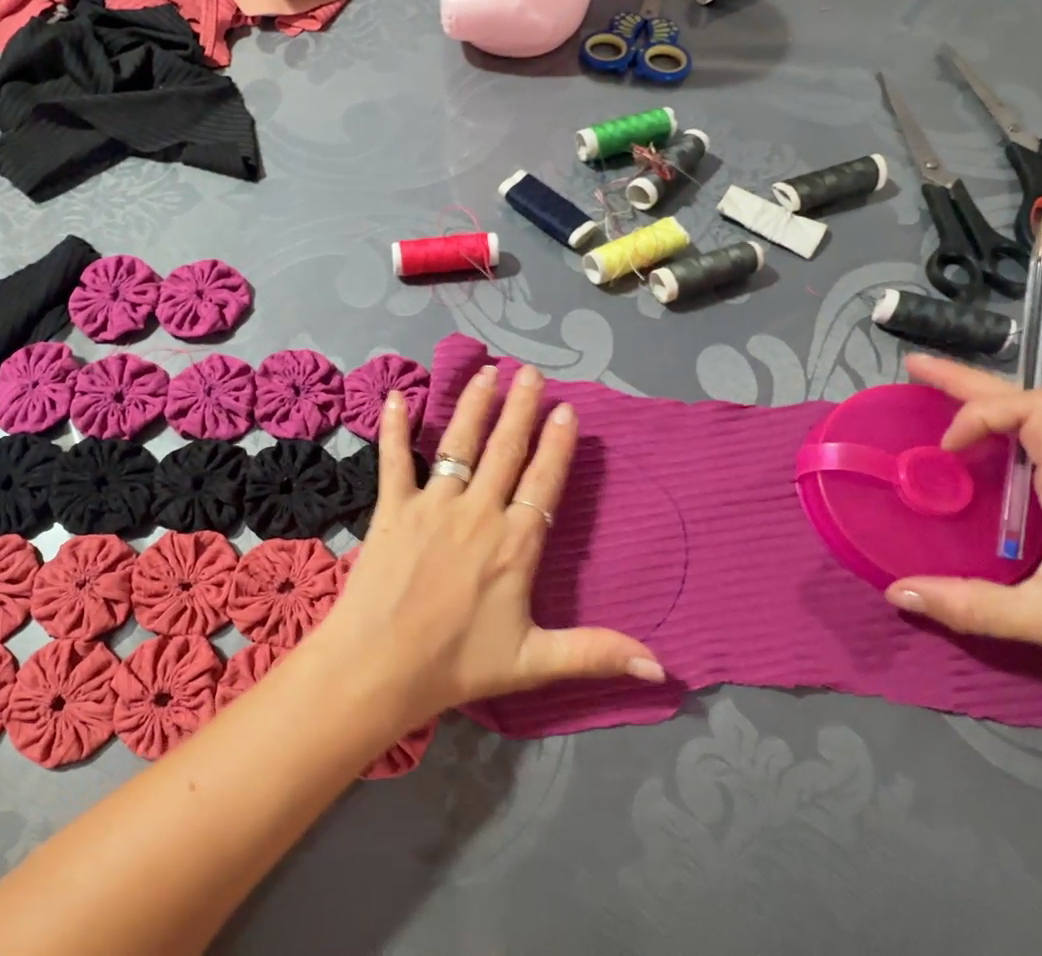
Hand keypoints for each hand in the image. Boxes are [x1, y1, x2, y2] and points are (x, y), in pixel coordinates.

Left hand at [306, 362, 663, 727]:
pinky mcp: (391, 510)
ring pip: (458, 445)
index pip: (543, 481)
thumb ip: (595, 654)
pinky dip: (393, 428)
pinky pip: (393, 460)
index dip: (558, 444)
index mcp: (515, 544)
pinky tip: (394, 397)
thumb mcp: (533, 662)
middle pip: (505, 451)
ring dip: (473, 406)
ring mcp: (432, 507)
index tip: (567, 409)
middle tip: (531, 372)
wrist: (379, 665)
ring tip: (486, 372)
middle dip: (520, 408)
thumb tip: (661, 669)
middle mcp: (477, 514)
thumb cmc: (457, 664)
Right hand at [887, 353, 1041, 683]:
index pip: (1032, 407)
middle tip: (914, 369)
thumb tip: (897, 592)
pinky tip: (993, 470)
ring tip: (941, 417)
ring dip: (990, 413)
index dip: (979, 414)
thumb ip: (972, 607)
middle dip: (967, 383)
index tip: (946, 451)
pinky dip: (1011, 443)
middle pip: (1029, 402)